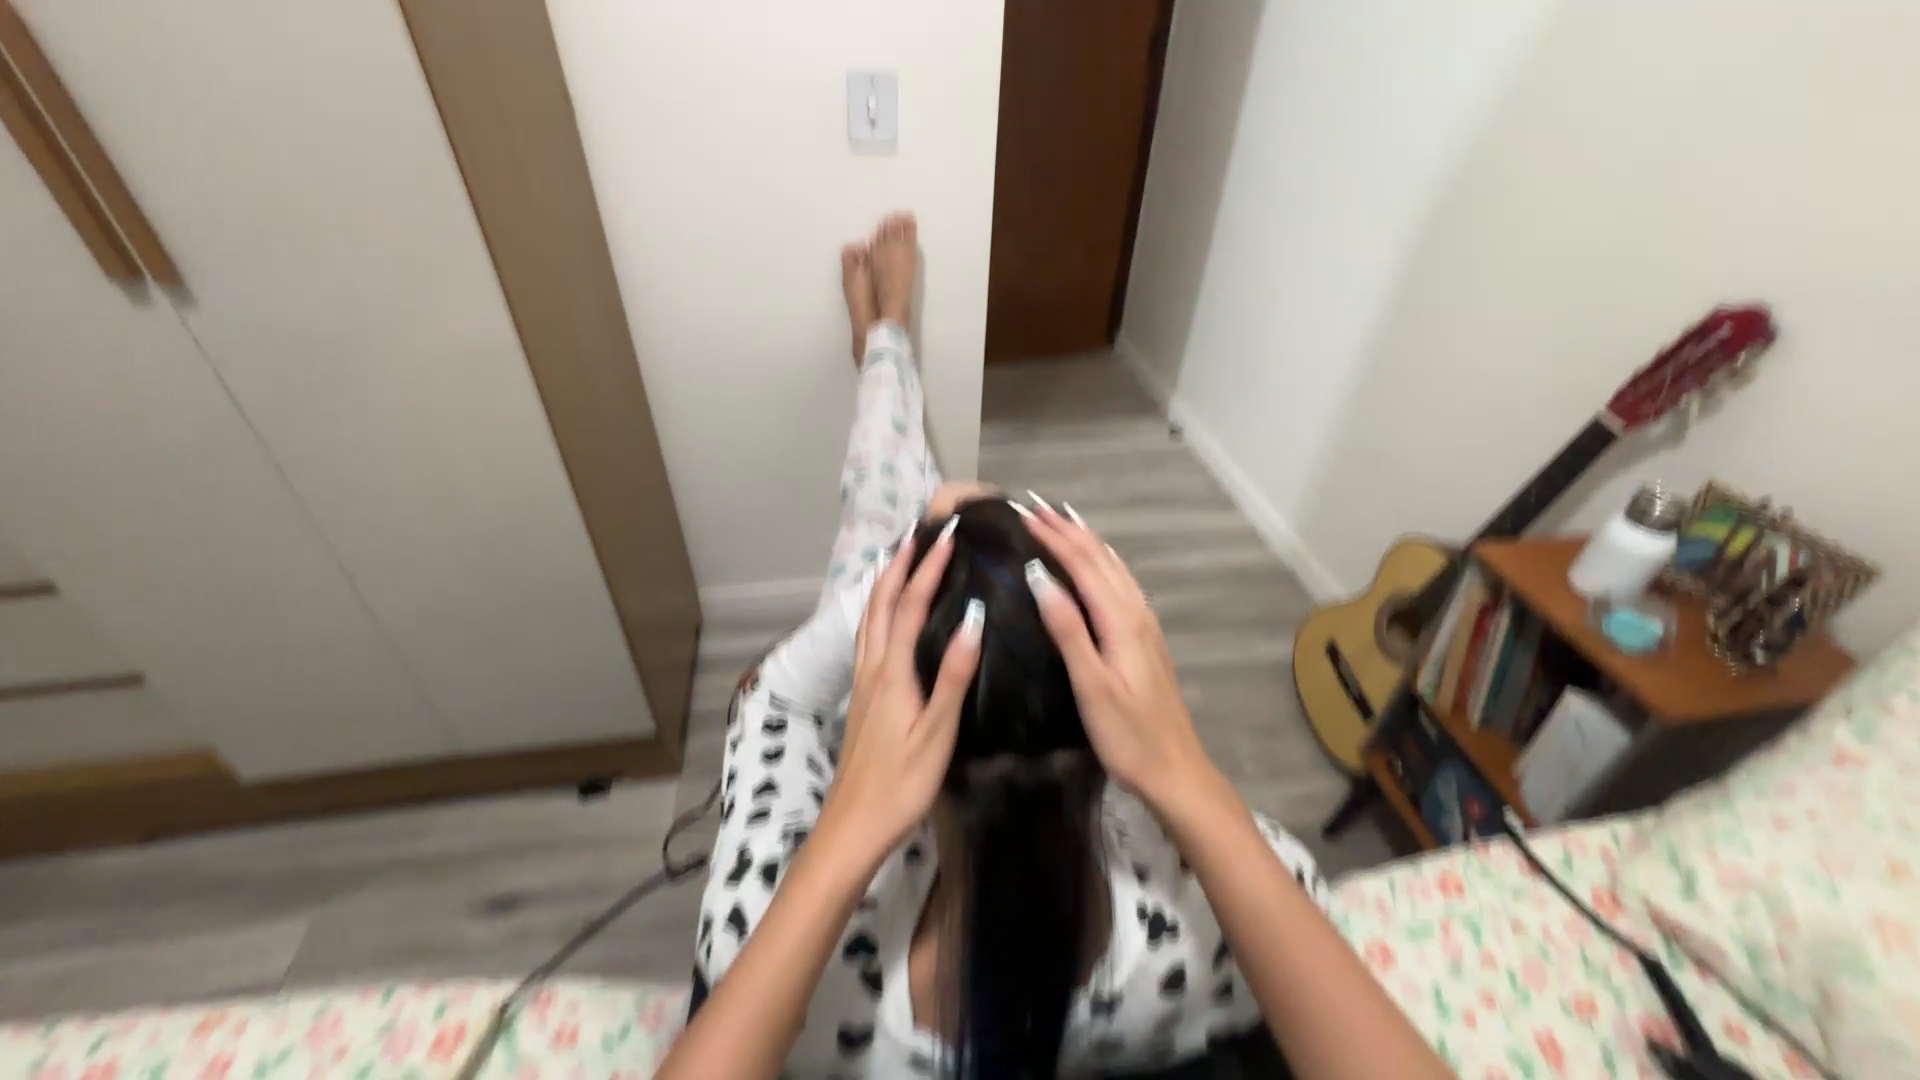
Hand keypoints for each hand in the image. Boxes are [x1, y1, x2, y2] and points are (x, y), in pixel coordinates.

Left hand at [819, 524, 982, 862]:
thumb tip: (972, 619)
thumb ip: (953, 675)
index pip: (909, 606)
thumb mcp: (937, 733)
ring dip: (885, 583)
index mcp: (891, 672)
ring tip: (901, 558)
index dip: (927, 568)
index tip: (947, 536)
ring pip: (869, 618)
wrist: (853, 826)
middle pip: (880, 603)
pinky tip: (885, 617)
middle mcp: (872, 667)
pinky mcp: (862, 697)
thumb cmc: (901, 784)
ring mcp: (863, 682)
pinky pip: (867, 637)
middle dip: (901, 564)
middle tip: (920, 533)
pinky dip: (877, 611)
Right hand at [1020, 504, 1219, 809]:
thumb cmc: (1127, 734)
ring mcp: (1145, 624)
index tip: (1021, 513)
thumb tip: (1039, 575)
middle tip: (1032, 505)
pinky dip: (1103, 561)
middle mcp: (1136, 612)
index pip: (1082, 564)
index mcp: (1121, 620)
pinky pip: (1121, 582)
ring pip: (1113, 567)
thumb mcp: (1091, 685)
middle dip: (1066, 528)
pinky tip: (1099, 562)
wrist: (1176, 769)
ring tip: (1061, 518)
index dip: (1052, 536)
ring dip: (1085, 539)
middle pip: (1099, 558)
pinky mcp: (1146, 638)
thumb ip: (1067, 628)